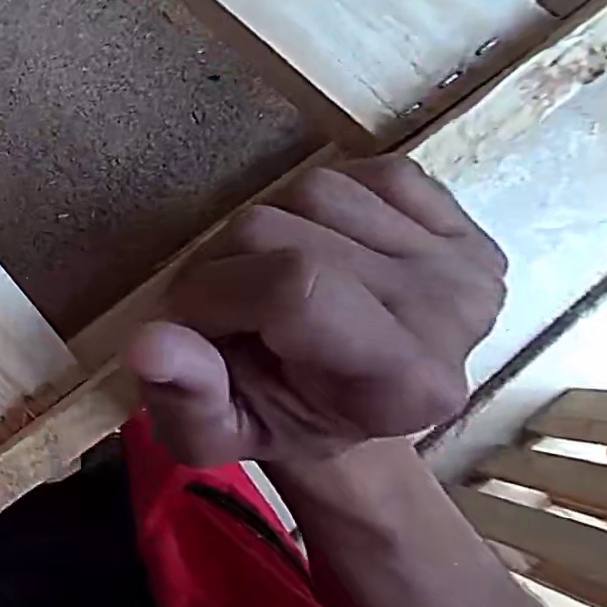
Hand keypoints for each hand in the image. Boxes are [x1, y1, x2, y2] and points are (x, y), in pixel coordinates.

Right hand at [126, 158, 504, 474]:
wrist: (345, 400)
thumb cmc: (275, 422)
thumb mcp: (212, 434)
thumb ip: (183, 398)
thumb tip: (144, 343)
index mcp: (399, 385)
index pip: (293, 289)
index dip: (214, 293)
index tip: (192, 322)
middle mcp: (449, 313)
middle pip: (282, 231)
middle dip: (220, 266)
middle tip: (221, 310)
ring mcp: (461, 259)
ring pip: (312, 190)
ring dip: (263, 232)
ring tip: (264, 278)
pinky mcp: (461, 219)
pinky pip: (361, 172)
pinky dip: (314, 205)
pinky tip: (317, 249)